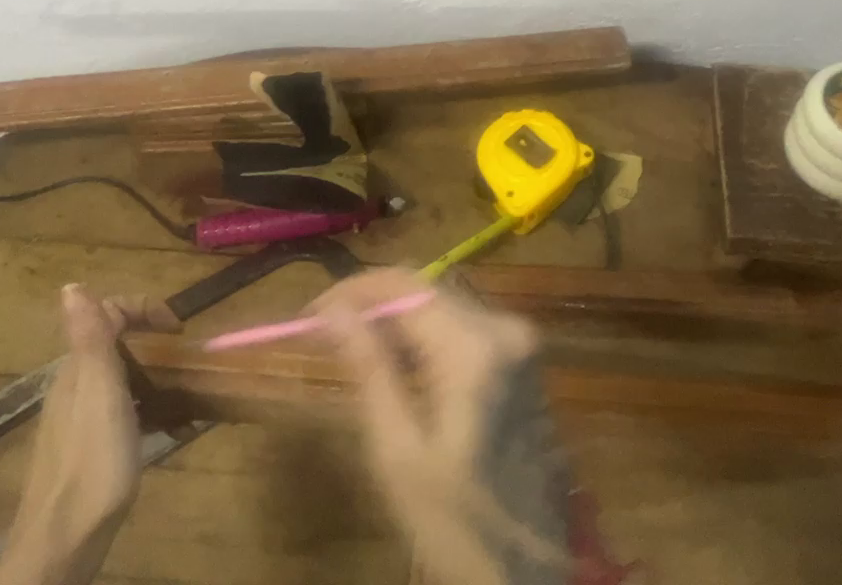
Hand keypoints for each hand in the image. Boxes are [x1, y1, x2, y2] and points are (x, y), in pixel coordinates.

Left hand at [0, 284, 179, 584]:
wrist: (64, 541)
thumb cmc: (92, 462)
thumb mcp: (100, 394)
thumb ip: (91, 340)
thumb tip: (71, 284)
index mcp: (78, 370)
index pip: (108, 314)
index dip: (145, 309)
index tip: (179, 329)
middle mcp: (77, 387)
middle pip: (119, 344)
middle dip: (157, 343)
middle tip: (190, 360)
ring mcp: (84, 419)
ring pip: (127, 378)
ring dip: (160, 377)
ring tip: (191, 395)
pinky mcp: (94, 447)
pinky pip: (130, 410)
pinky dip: (155, 409)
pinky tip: (177, 429)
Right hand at [314, 270, 570, 584]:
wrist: (532, 567)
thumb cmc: (456, 519)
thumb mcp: (399, 451)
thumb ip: (369, 369)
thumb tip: (332, 311)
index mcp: (475, 348)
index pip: (404, 285)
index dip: (352, 290)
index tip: (309, 316)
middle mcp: (505, 328)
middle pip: (427, 289)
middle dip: (372, 303)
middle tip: (323, 334)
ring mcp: (521, 341)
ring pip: (445, 304)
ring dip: (397, 318)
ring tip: (351, 349)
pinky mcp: (524, 358)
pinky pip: (466, 326)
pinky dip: (427, 335)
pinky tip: (397, 364)